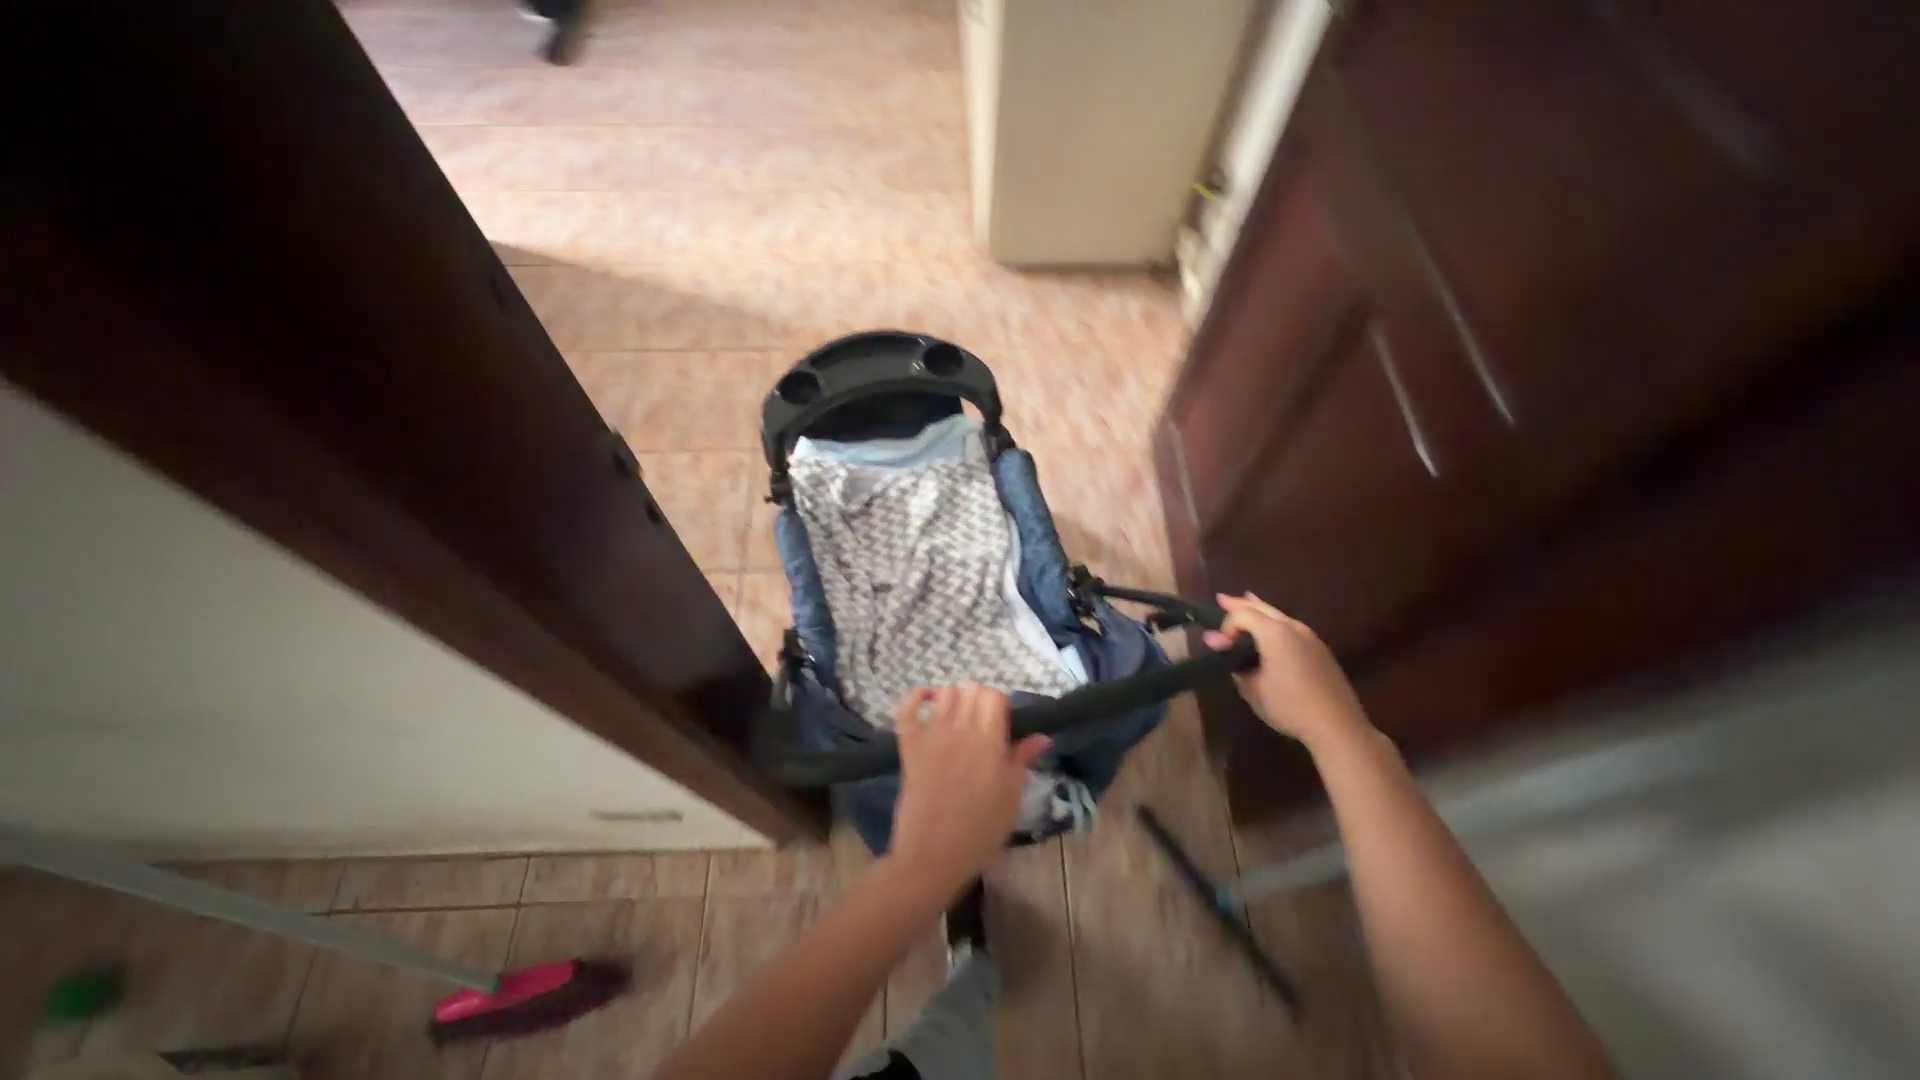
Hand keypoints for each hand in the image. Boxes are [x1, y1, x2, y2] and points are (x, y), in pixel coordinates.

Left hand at [888, 683, 1049, 892]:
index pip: (995, 696)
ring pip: (944, 693)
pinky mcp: (908, 745)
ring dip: (955, 700)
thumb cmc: (980, 830)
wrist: (932, 855)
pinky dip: (916, 698)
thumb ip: (1022, 759)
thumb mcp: (1011, 797)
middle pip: (970, 689)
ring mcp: (930, 734)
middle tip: (985, 727)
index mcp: (988, 740)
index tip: (1005, 727)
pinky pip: (906, 707)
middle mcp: (958, 728)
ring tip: (960, 722)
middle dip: (980, 701)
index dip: (1002, 707)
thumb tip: (1042, 736)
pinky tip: (928, 705)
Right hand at [1203, 592, 1372, 750]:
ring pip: (1280, 615)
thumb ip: (1233, 662)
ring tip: (1247, 601)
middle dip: (1240, 603)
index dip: (1226, 626)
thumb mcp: (1252, 688)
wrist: (1337, 725)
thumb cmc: (1289, 705)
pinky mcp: (1320, 650)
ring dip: (1260, 610)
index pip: (1243, 615)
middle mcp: (1294, 627)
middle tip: (1222, 599)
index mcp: (1275, 633)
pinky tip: (1272, 628)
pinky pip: (1291, 627)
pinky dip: (1275, 622)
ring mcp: (1311, 637)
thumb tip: (1215, 641)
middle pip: (1263, 608)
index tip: (1218, 646)